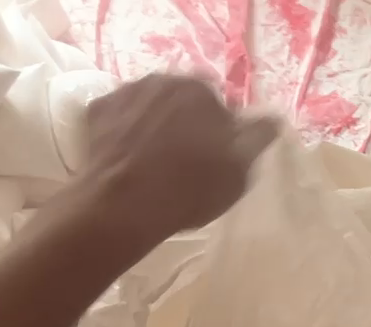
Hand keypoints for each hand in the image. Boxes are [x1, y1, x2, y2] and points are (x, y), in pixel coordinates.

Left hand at [84, 75, 278, 239]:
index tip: (215, 161)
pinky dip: (125, 134)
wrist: (125, 203)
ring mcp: (126, 92)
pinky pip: (119, 119)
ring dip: (155, 128)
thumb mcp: (239, 171)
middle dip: (186, 126)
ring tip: (156, 165)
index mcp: (202, 90)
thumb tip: (273, 120)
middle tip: (185, 164)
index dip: (220, 134)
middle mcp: (163, 79)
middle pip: (182, 103)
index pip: (220, 107)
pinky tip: (130, 161)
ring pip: (150, 108)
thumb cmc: (189, 189)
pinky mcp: (98, 110)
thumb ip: (257, 139)